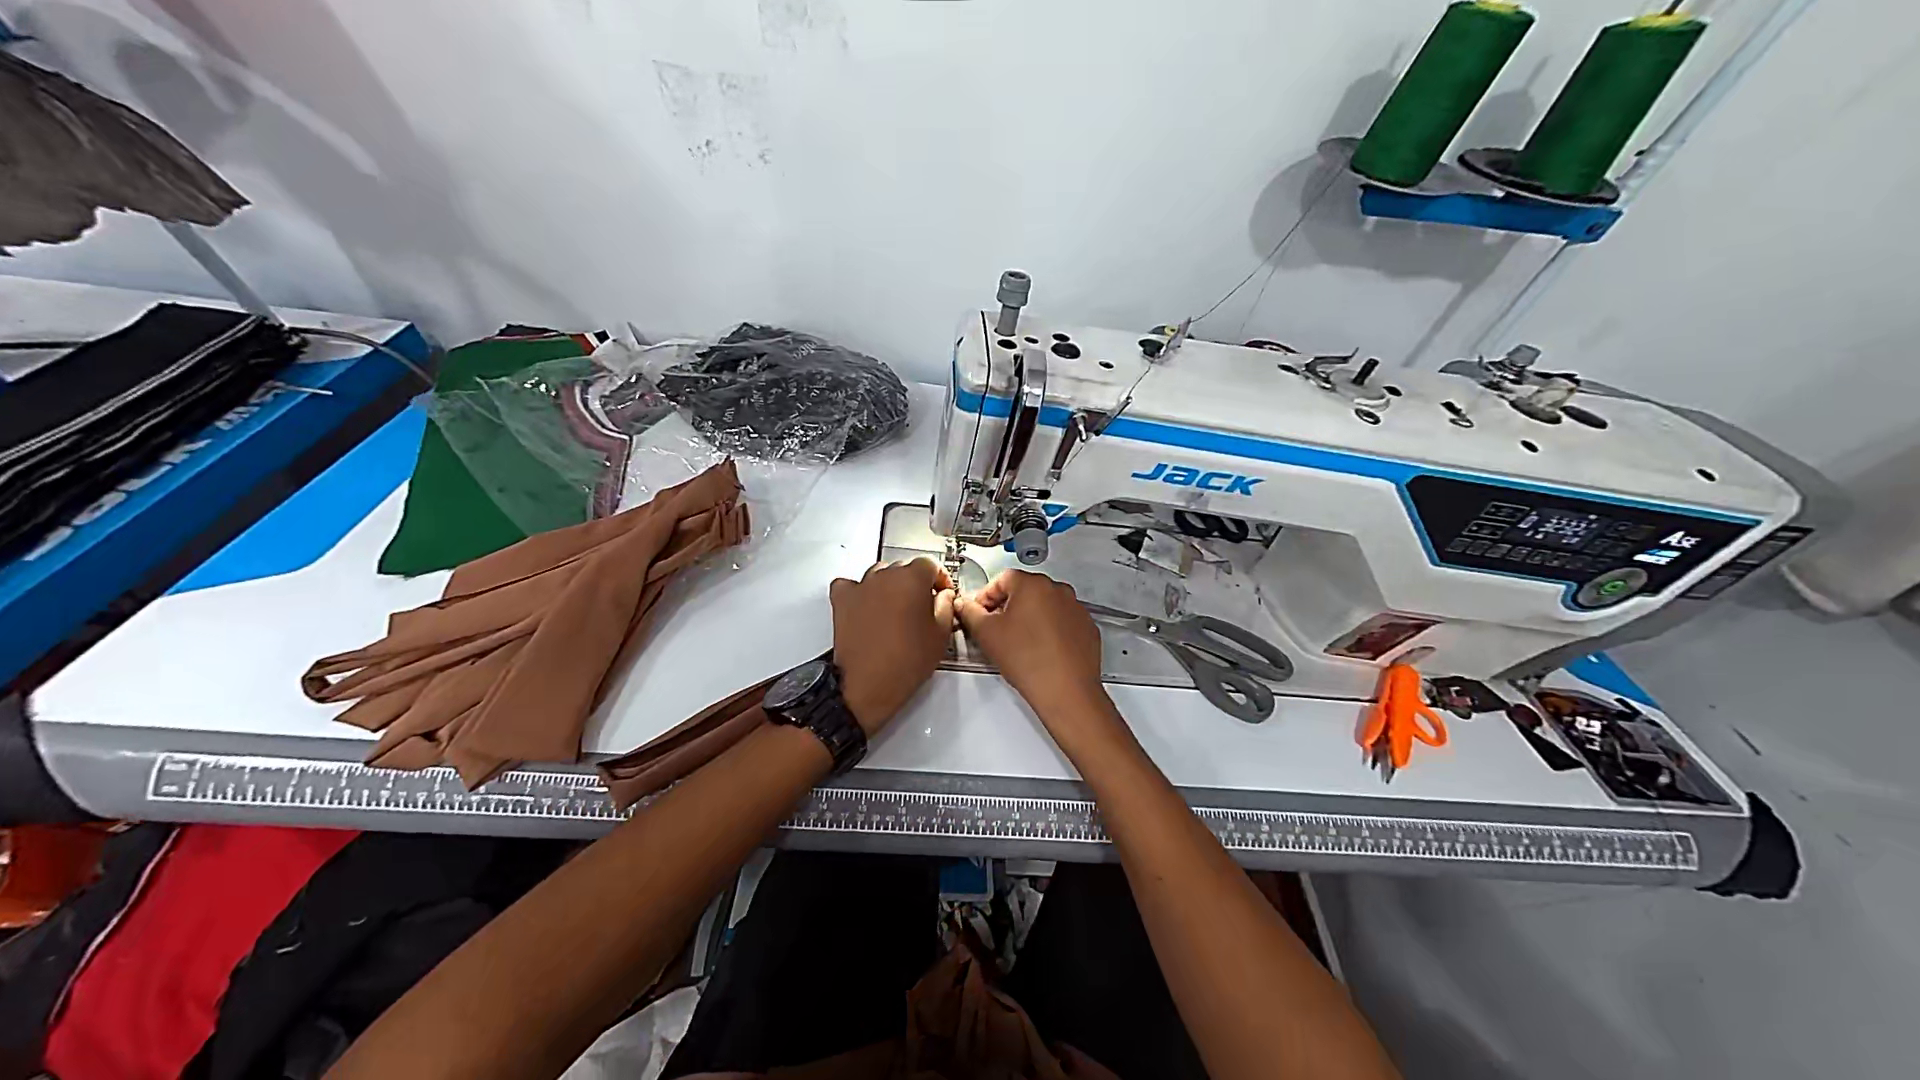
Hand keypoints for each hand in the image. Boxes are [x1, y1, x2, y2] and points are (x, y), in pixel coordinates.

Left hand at [830, 559, 956, 735]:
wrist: (867, 685)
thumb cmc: (904, 663)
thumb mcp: (940, 636)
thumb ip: (946, 607)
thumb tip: (943, 597)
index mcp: (912, 579)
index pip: (930, 564)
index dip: (940, 579)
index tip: (943, 592)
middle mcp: (885, 577)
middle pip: (905, 567)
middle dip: (916, 583)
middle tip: (923, 605)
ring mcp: (861, 587)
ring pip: (880, 574)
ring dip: (890, 586)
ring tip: (897, 610)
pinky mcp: (842, 601)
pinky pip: (851, 586)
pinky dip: (860, 592)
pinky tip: (868, 606)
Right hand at [956, 570, 1108, 719]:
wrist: (1065, 690)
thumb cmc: (1032, 662)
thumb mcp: (986, 634)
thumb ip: (969, 613)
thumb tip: (965, 607)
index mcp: (1032, 585)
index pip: (1001, 579)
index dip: (985, 596)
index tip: (980, 610)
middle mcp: (1058, 591)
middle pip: (1024, 590)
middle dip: (1007, 607)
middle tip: (997, 628)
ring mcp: (1075, 608)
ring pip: (1045, 605)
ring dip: (1030, 618)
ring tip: (1019, 643)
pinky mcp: (1086, 627)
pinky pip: (1062, 621)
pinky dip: (1050, 630)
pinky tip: (1040, 649)